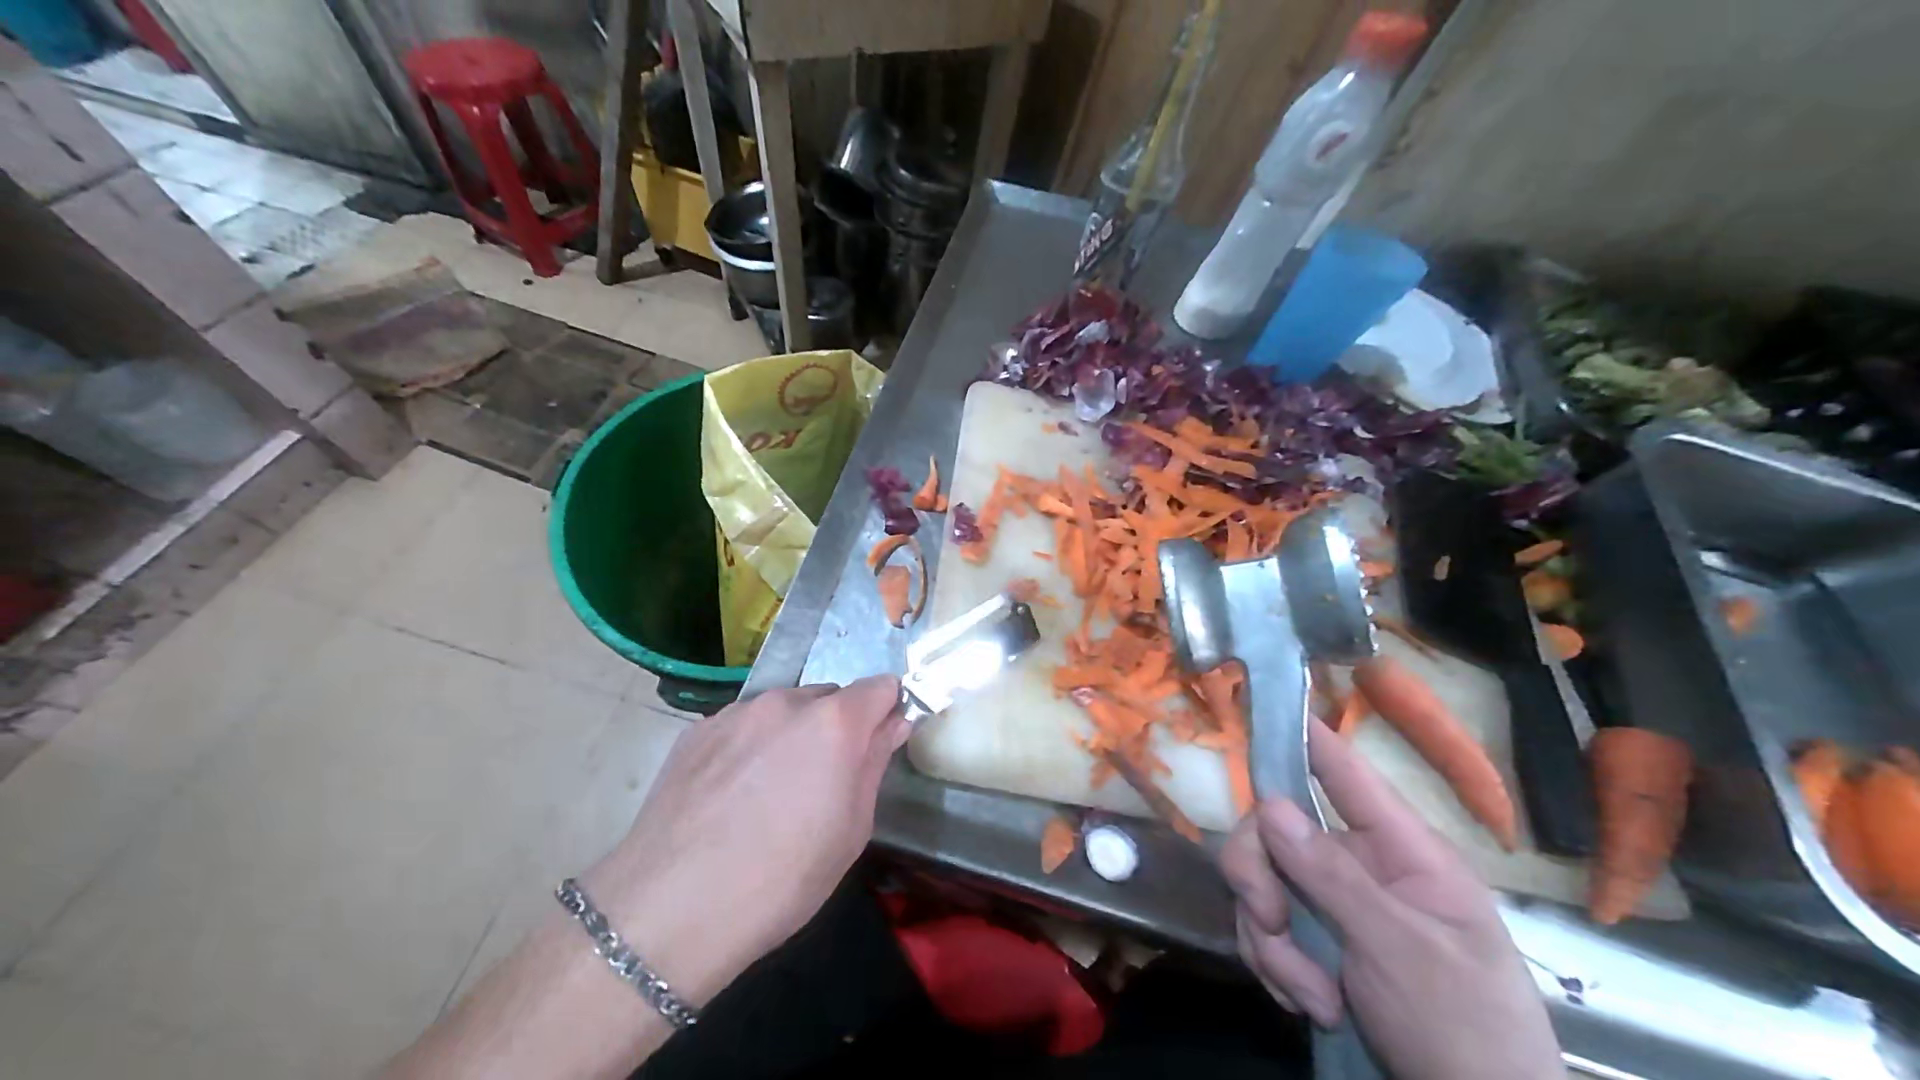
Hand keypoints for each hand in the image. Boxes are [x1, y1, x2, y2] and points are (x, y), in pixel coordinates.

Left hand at [584, 677, 906, 1006]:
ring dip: (793, 736)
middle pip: (831, 698)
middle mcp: (785, 702)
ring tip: (770, 793)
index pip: (881, 688)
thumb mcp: (851, 831)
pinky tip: (733, 796)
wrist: (669, 909)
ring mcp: (736, 712)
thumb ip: (874, 764)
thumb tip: (892, 724)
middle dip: (838, 728)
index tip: (879, 746)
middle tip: (823, 784)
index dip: (886, 713)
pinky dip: (752, 746)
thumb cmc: (781, 879)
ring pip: (785, 711)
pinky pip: (744, 725)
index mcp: (832, 722)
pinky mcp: (697, 730)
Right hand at [1218, 719, 1561, 1079]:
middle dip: (1260, 878)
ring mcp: (1332, 901)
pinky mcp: (1312, 938)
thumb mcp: (1405, 953)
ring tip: (1309, 996)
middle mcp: (1357, 862)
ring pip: (1259, 881)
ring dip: (1269, 941)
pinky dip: (1271, 964)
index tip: (1259, 700)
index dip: (1305, 734)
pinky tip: (1305, 1003)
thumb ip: (1334, 878)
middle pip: (1273, 828)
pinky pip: (1262, 926)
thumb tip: (1270, 803)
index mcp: (1399, 849)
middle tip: (1269, 923)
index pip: (1346, 771)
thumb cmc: (1466, 1027)